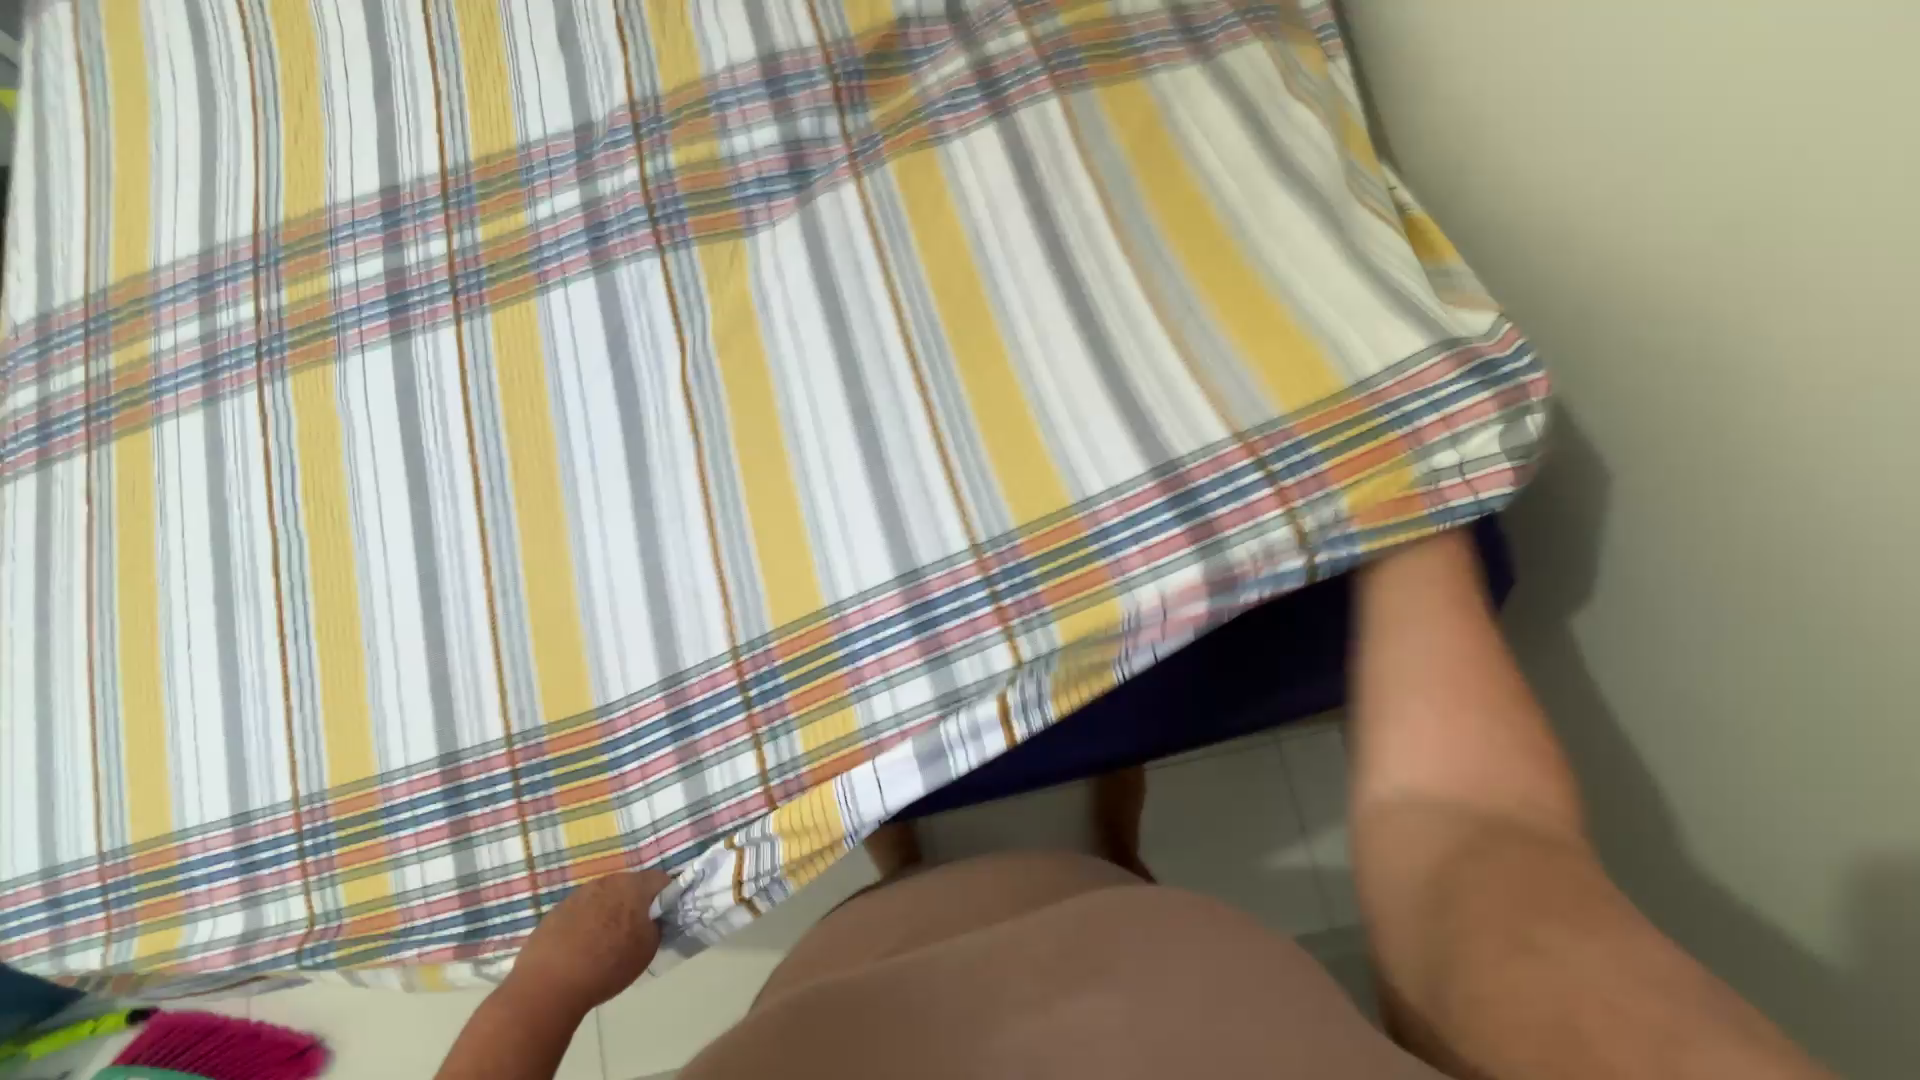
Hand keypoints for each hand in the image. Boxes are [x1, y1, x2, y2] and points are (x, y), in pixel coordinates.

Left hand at [502, 869, 671, 1014]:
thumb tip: (653, 919)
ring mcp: (579, 894)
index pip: (662, 880)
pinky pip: (582, 910)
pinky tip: (582, 947)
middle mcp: (607, 882)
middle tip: (637, 930)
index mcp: (633, 887)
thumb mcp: (647, 949)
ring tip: (606, 941)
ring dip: (610, 911)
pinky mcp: (557, 910)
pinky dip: (587, 922)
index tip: (666, 917)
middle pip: (631, 885)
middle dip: (637, 903)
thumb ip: (656, 926)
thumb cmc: (607, 966)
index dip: (668, 897)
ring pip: (605, 897)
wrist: (548, 985)